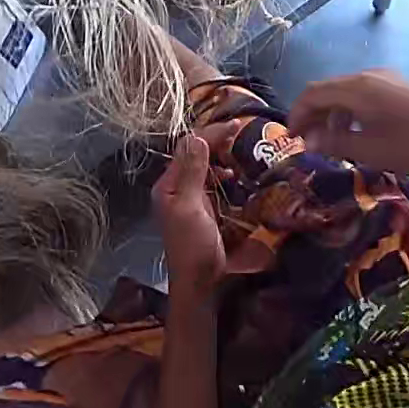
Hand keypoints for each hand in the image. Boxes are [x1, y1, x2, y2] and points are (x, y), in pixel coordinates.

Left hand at [152, 135, 225, 299]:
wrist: (198, 281)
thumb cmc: (192, 246)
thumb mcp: (191, 207)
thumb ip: (193, 173)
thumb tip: (198, 138)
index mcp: (168, 184)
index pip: (188, 148)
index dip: (211, 134)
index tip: (237, 125)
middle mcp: (175, 186)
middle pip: (193, 153)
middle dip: (215, 139)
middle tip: (240, 129)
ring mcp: (187, 197)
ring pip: (202, 165)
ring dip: (218, 153)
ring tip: (237, 146)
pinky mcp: (200, 207)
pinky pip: (209, 180)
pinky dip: (220, 172)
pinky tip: (231, 175)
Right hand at [290, 70, 408, 176]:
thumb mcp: (372, 151)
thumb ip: (335, 143)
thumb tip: (308, 141)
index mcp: (356, 88)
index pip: (311, 94)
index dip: (296, 116)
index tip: (289, 140)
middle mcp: (368, 77)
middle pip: (327, 92)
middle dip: (313, 117)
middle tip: (307, 146)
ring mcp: (387, 81)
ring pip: (346, 96)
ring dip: (332, 118)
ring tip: (333, 147)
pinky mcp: (402, 90)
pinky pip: (364, 98)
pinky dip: (352, 116)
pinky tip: (360, 138)